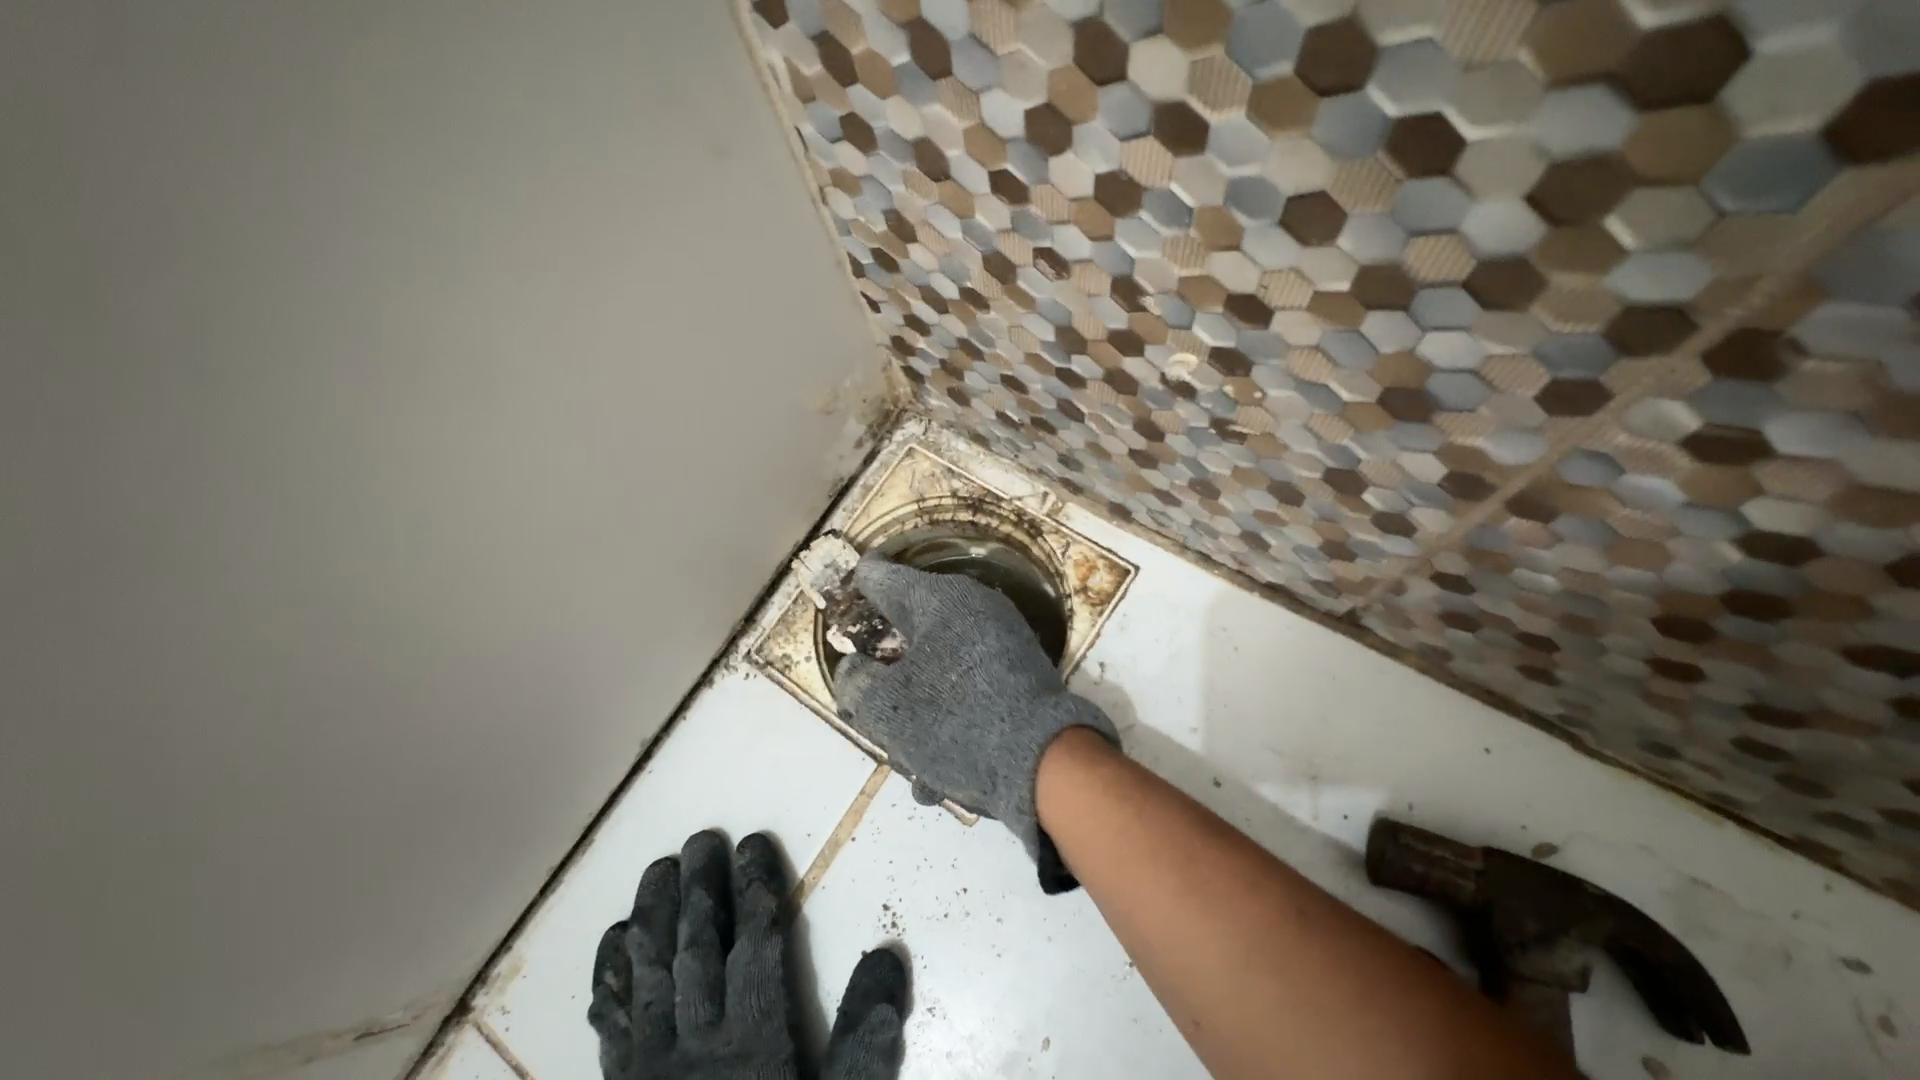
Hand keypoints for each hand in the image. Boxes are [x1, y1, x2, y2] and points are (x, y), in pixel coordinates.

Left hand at [588, 830, 907, 1079]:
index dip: (755, 889)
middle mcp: (695, 1044)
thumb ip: (867, 1042)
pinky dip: (611, 977)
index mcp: (754, 1043)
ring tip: (659, 867)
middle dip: (701, 888)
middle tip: (702, 838)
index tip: (752, 844)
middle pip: (697, 946)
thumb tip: (886, 956)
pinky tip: (614, 944)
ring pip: (648, 973)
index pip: (755, 944)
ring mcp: (651, 1068)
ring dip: (653, 915)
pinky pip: (611, 1024)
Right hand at [835, 554, 1118, 892]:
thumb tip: (855, 670)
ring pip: (940, 676)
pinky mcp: (1022, 687)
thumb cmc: (953, 720)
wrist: (1043, 762)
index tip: (846, 585)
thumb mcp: (885, 706)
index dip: (858, 583)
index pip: (884, 577)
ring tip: (901, 758)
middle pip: (914, 632)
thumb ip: (857, 682)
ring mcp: (1004, 649)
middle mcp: (977, 614)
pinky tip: (934, 780)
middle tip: (858, 690)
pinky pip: (969, 701)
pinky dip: (948, 732)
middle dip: (884, 669)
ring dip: (915, 716)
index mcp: (942, 601)